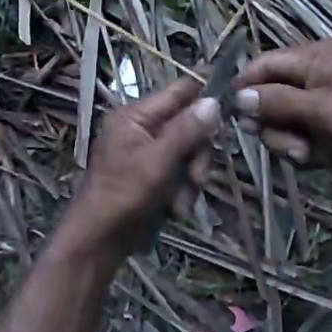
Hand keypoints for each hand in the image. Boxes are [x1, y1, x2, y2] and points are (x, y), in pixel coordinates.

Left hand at [68, 79, 220, 253]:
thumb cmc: (124, 195)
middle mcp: (142, 129)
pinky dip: (182, 193)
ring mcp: (148, 154)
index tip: (231, 103)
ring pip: (189, 154)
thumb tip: (213, 101)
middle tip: (196, 179)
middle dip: (197, 156)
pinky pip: (180, 175)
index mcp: (136, 116)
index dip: (205, 95)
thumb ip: (187, 130)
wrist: (100, 239)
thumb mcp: (158, 160)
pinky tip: (174, 209)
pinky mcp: (153, 177)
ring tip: (179, 202)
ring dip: (190, 180)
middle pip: (190, 127)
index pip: (178, 92)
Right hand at [234, 40, 331, 175]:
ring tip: (309, 154)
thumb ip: (276, 102)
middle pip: (268, 96)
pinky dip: (306, 147)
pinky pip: (302, 133)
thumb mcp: (320, 110)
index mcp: (313, 57)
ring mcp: (324, 99)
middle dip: (272, 124)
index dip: (243, 91)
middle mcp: (315, 72)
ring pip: (283, 119)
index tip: (235, 121)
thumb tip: (238, 98)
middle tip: (291, 145)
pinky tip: (320, 157)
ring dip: (289, 140)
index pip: (260, 66)